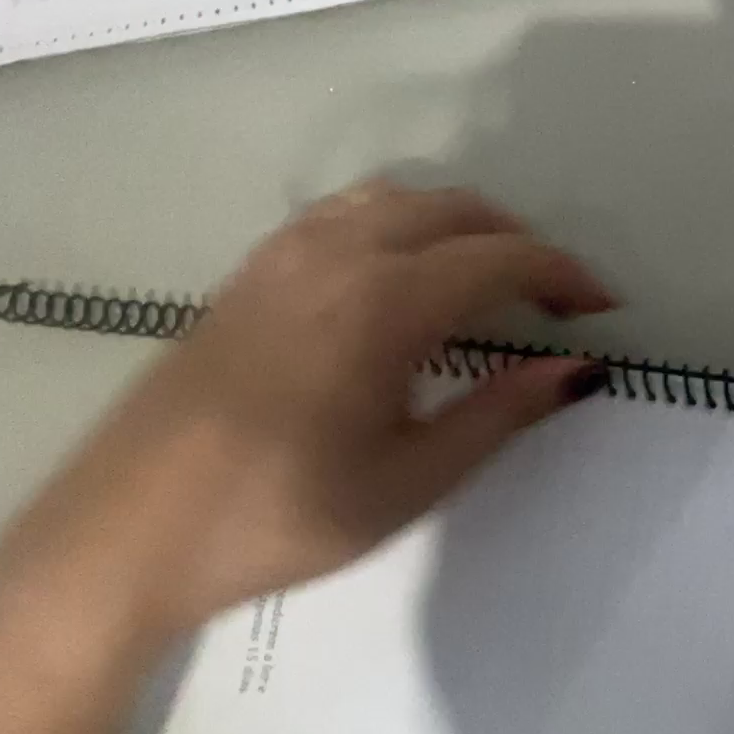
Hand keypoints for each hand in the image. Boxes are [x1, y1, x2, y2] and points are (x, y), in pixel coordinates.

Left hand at [0, 179, 615, 638]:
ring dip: (463, 227)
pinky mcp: (251, 272)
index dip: (564, 277)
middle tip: (558, 303)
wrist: (130, 533)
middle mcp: (336, 255)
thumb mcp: (416, 477)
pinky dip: (404, 226)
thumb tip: (582, 369)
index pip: (501, 259)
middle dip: (522, 245)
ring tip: (493, 282)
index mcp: (384, 304)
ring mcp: (284, 255)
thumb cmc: (287, 517)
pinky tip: (408, 278)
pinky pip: (347, 215)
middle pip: (456, 211)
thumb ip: (503, 411)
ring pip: (398, 201)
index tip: (603, 309)